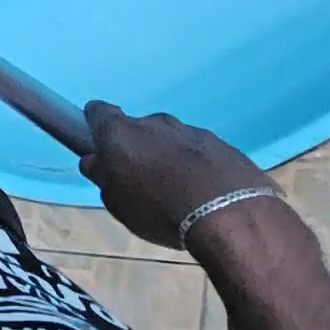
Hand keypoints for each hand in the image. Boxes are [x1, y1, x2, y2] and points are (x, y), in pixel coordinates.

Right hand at [79, 102, 278, 248]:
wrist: (233, 218)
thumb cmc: (159, 210)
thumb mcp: (115, 202)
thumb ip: (102, 176)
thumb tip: (96, 161)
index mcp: (120, 132)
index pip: (98, 111)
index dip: (97, 126)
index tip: (101, 147)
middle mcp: (155, 123)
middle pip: (139, 129)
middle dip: (139, 148)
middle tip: (145, 179)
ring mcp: (194, 132)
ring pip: (174, 141)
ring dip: (172, 158)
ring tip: (183, 193)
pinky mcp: (228, 147)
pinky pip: (205, 154)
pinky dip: (202, 168)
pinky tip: (209, 195)